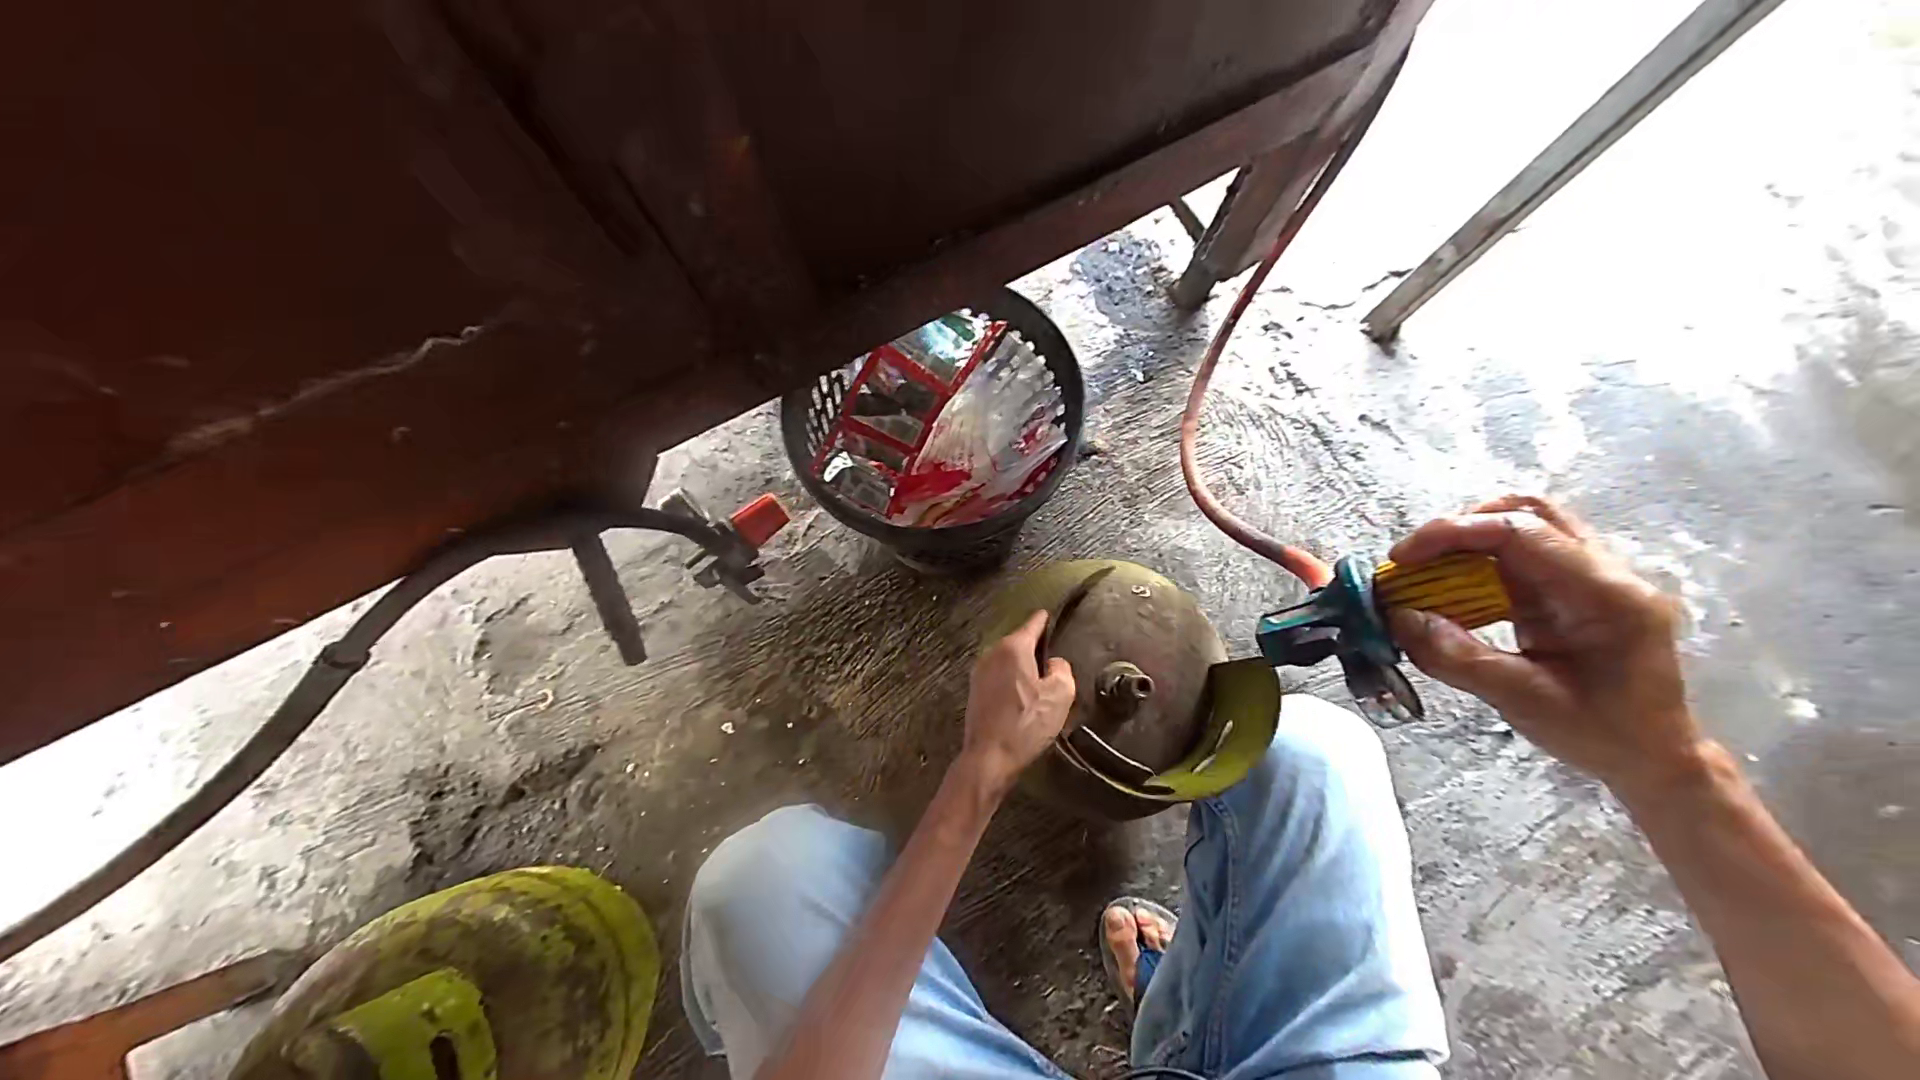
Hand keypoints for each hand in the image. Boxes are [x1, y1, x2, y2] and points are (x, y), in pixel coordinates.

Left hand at [960, 610, 1076, 795]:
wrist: (989, 757)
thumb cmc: (1026, 724)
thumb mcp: (1060, 695)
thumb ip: (1062, 670)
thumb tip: (1054, 664)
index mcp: (1013, 648)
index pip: (1034, 623)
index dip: (1046, 620)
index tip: (1052, 616)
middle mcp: (993, 653)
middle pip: (1020, 642)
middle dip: (1037, 650)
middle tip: (1055, 666)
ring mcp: (980, 672)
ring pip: (1009, 661)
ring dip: (1023, 669)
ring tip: (1041, 688)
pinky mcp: (976, 691)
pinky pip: (1000, 677)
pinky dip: (1012, 682)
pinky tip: (1022, 701)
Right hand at [1385, 495, 1710, 796]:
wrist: (1655, 758)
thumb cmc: (1602, 732)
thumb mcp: (1523, 700)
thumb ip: (1456, 656)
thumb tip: (1398, 617)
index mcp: (1605, 595)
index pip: (1520, 532)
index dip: (1451, 534)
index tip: (1401, 560)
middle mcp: (1603, 573)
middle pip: (1526, 513)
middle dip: (1458, 527)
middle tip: (1414, 561)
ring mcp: (1589, 578)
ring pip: (1521, 526)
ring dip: (1465, 541)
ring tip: (1426, 572)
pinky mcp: (1569, 589)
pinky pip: (1516, 555)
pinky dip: (1474, 562)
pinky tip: (1450, 590)